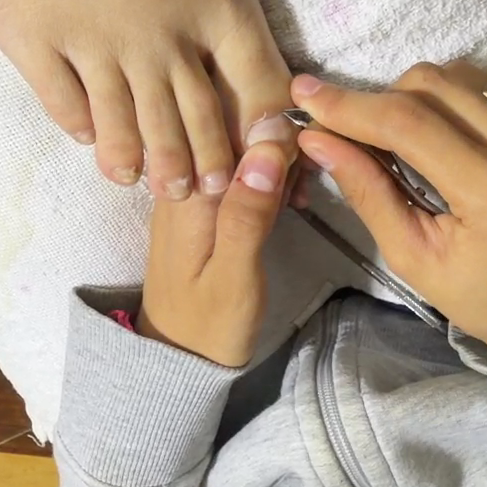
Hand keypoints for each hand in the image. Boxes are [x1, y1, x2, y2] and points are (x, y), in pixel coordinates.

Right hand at [0, 0, 293, 199]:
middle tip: (209, 195)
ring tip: (151, 186)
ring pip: (131, 126)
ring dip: (146, 162)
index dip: (266, 130)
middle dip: (207, 164)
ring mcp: (94, 42)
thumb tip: (213, 33)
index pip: (259, 83)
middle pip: (196, 119)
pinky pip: (66, 103)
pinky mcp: (29, 36)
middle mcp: (161, 34)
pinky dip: (84, 128)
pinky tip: (91, 142)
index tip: (270, 156)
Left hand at [135, 142, 292, 366]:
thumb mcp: (235, 276)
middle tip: (306, 182)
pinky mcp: (204, 205)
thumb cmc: (209, 325)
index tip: (308, 155)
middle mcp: (183, 180)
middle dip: (280, 142)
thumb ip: (248, 213)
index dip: (276, 130)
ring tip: (301, 193)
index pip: (231, 128)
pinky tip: (289, 199)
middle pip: (234, 129)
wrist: (179, 358)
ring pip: (240, 148)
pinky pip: (238, 170)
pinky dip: (269, 178)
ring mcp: (192, 190)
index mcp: (188, 192)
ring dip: (279, 160)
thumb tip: (269, 146)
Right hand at [290, 62, 486, 355]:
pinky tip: (445, 137)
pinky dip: (454, 104)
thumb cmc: (476, 292)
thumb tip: (316, 136)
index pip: (410, 125)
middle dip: (380, 100)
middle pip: (435, 86)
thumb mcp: (411, 256)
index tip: (306, 96)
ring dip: (417, 97)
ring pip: (462, 78)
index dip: (351, 106)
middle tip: (353, 127)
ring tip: (401, 137)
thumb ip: (367, 190)